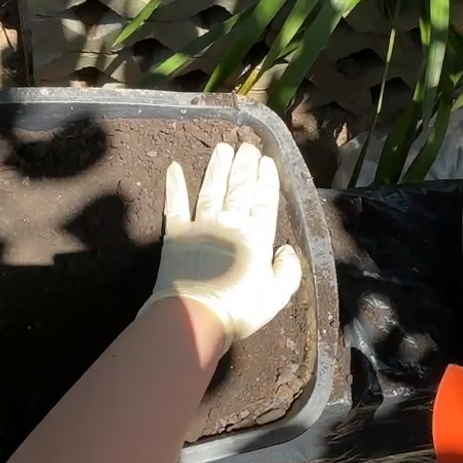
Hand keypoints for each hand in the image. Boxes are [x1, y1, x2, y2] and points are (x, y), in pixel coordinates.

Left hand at [149, 142, 302, 348]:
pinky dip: (175, 186)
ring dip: (217, 168)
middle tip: (246, 145)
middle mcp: (230, 223)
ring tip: (222, 148)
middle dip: (244, 165)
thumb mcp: (277, 295)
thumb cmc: (240, 309)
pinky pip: (175, 205)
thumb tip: (287, 250)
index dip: (266, 179)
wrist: (196, 316)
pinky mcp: (176, 234)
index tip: (266, 160)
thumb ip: (288, 270)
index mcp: (257, 236)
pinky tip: (174, 167)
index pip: (264, 200)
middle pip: (239, 188)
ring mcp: (202, 226)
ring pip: (212, 189)